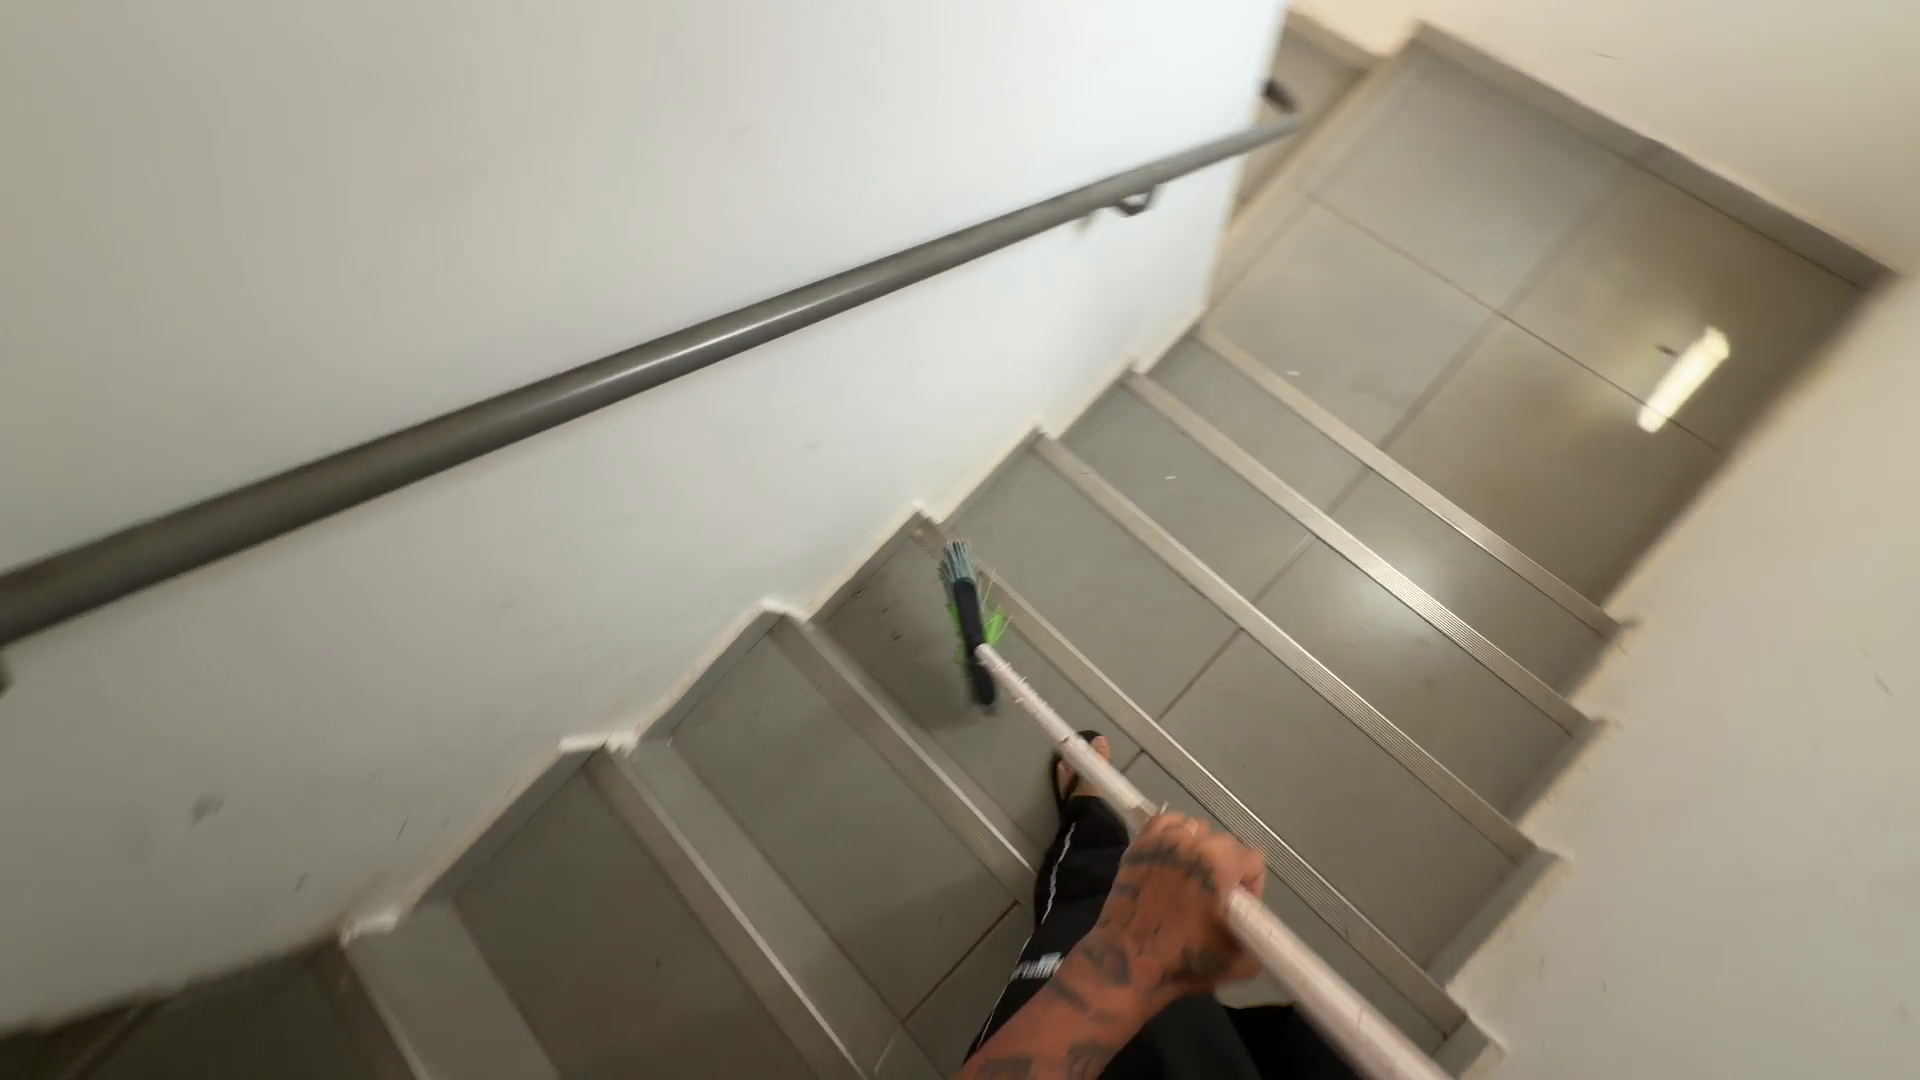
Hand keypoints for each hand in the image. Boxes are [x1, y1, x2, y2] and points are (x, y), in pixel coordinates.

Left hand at [1069, 813, 1265, 1011]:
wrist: (1130, 958)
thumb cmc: (1187, 960)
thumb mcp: (1242, 960)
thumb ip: (1258, 934)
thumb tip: (1256, 923)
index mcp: (1219, 864)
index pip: (1253, 858)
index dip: (1252, 884)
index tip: (1242, 905)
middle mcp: (1192, 842)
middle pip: (1224, 843)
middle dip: (1228, 867)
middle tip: (1219, 895)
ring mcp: (1162, 840)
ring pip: (1195, 829)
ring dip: (1201, 848)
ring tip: (1194, 875)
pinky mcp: (1139, 844)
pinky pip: (1164, 822)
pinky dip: (1173, 832)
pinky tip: (1174, 854)